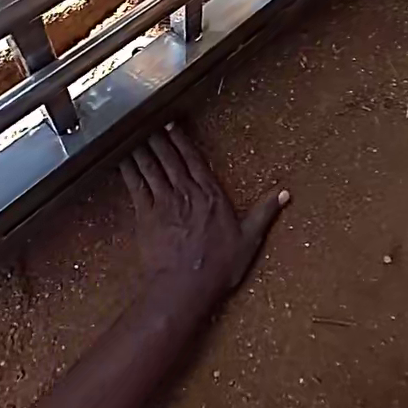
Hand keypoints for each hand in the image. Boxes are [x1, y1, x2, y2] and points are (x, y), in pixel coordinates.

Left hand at [118, 122, 288, 313]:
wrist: (185, 286)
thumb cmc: (219, 264)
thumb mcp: (249, 238)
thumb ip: (264, 211)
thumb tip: (285, 192)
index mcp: (210, 193)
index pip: (193, 159)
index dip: (181, 140)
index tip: (171, 125)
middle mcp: (186, 191)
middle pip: (169, 158)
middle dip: (158, 138)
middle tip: (147, 122)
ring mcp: (163, 202)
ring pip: (150, 167)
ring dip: (142, 149)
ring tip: (132, 134)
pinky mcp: (146, 215)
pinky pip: (135, 186)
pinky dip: (128, 170)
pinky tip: (121, 159)